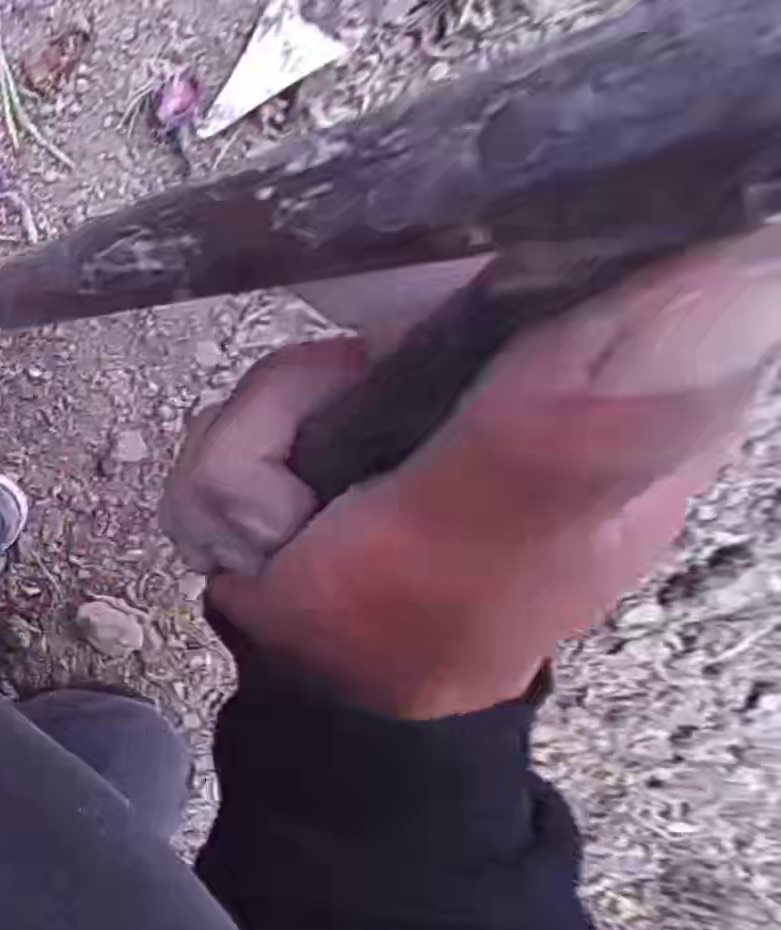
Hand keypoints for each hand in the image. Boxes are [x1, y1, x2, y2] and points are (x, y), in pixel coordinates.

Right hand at [176, 228, 780, 718]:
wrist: (309, 676)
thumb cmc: (406, 625)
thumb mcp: (480, 535)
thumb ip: (566, 426)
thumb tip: (722, 271)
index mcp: (586, 380)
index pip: (534, 249)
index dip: (436, 263)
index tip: (363, 359)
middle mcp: (480, 374)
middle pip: (345, 321)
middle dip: (277, 430)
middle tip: (294, 514)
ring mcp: (375, 405)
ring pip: (261, 386)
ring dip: (233, 480)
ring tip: (265, 545)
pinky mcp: (302, 433)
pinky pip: (217, 428)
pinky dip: (210, 493)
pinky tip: (242, 540)